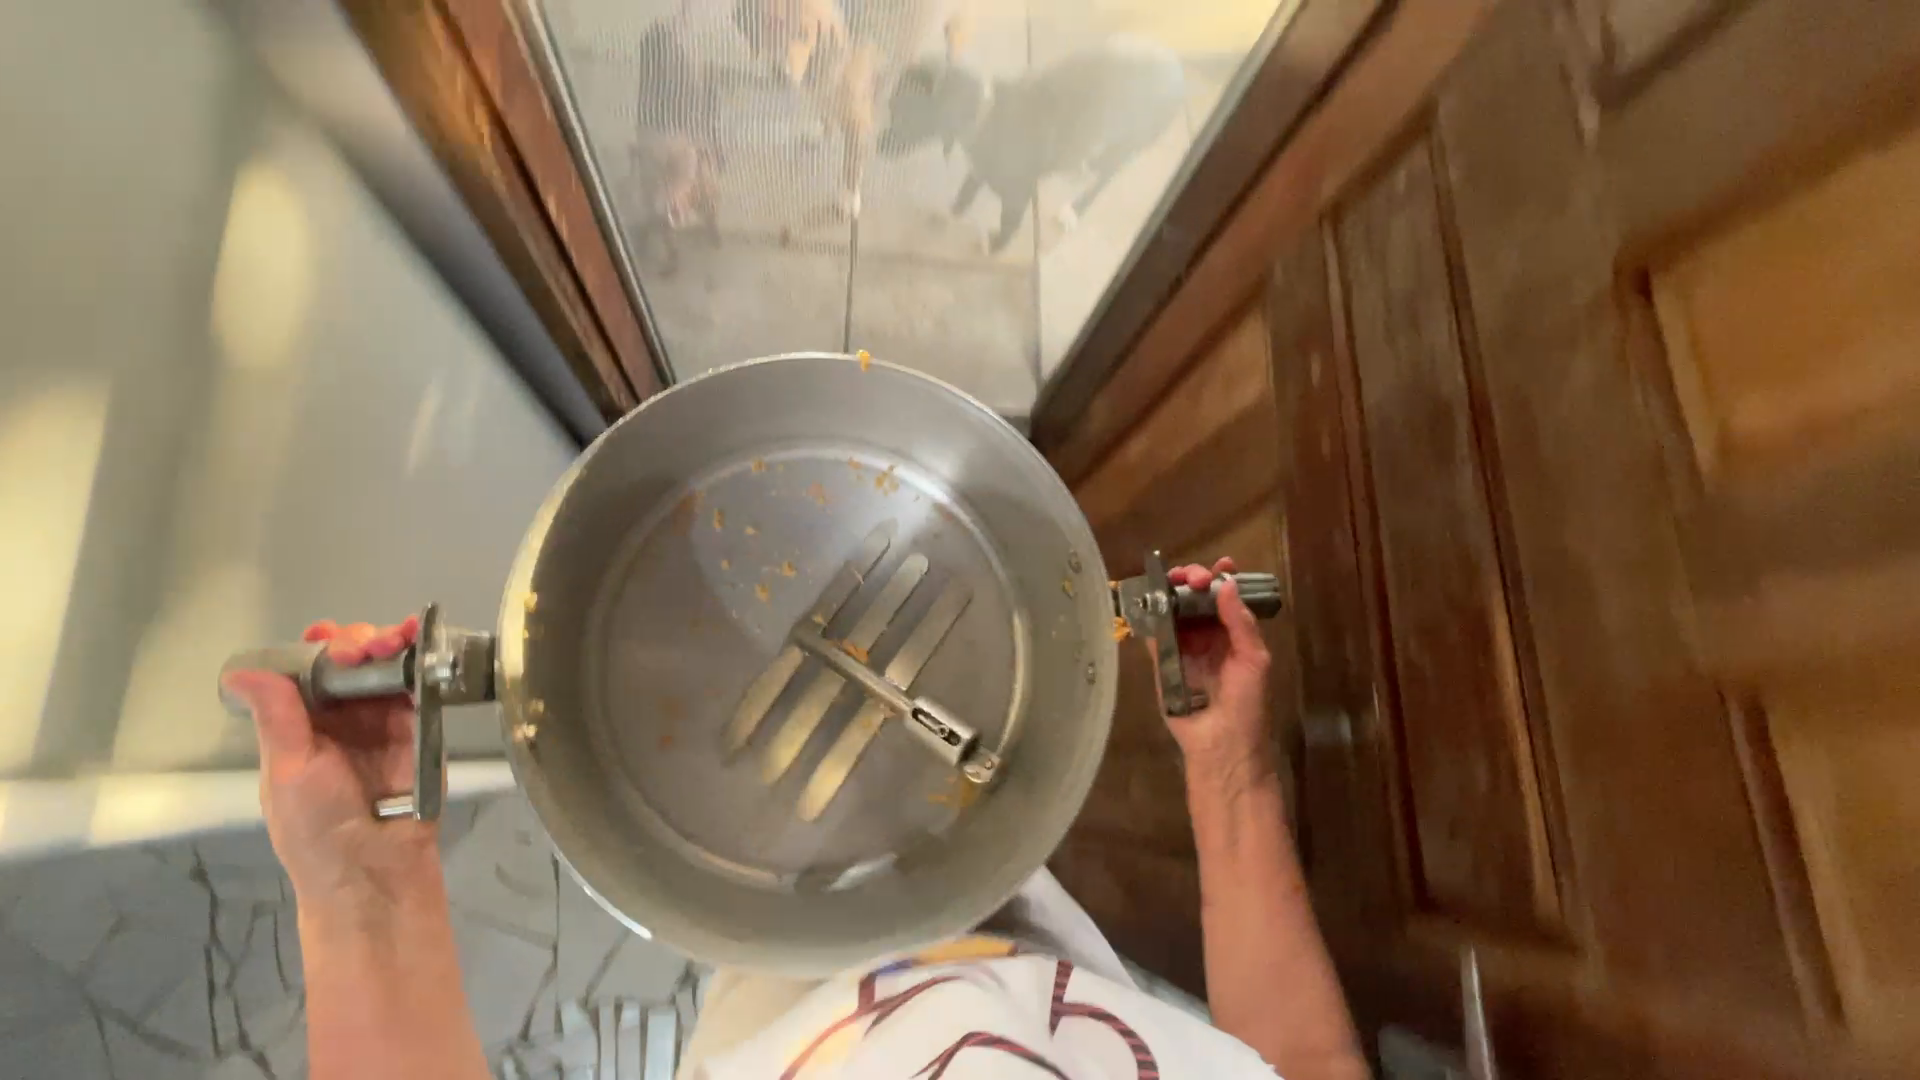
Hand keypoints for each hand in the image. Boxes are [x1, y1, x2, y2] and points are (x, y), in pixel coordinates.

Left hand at [221, 618, 440, 920]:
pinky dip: (420, 664)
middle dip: (359, 643)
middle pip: (350, 664)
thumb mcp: (290, 771)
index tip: (328, 636)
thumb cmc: (317, 823)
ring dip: (391, 645)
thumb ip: (278, 718)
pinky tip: (422, 645)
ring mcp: (381, 722)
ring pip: (385, 670)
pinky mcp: (419, 727)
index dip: (316, 649)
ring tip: (400, 637)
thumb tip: (243, 671)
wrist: (374, 862)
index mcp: (299, 726)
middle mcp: (340, 718)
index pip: (305, 674)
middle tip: (368, 646)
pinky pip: (418, 688)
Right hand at [1154, 558, 1273, 786]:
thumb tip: (1226, 584)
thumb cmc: (1246, 703)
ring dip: (1170, 591)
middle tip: (1191, 578)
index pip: (1226, 598)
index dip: (1222, 579)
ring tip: (1169, 582)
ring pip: (1173, 610)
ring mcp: (1182, 647)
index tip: (1220, 565)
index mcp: (1233, 634)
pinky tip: (1146, 598)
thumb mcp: (1254, 660)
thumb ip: (1240, 622)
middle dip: (1193, 581)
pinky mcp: (1161, 660)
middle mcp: (1207, 636)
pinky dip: (1148, 615)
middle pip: (1196, 598)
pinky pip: (1153, 633)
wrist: (1220, 743)